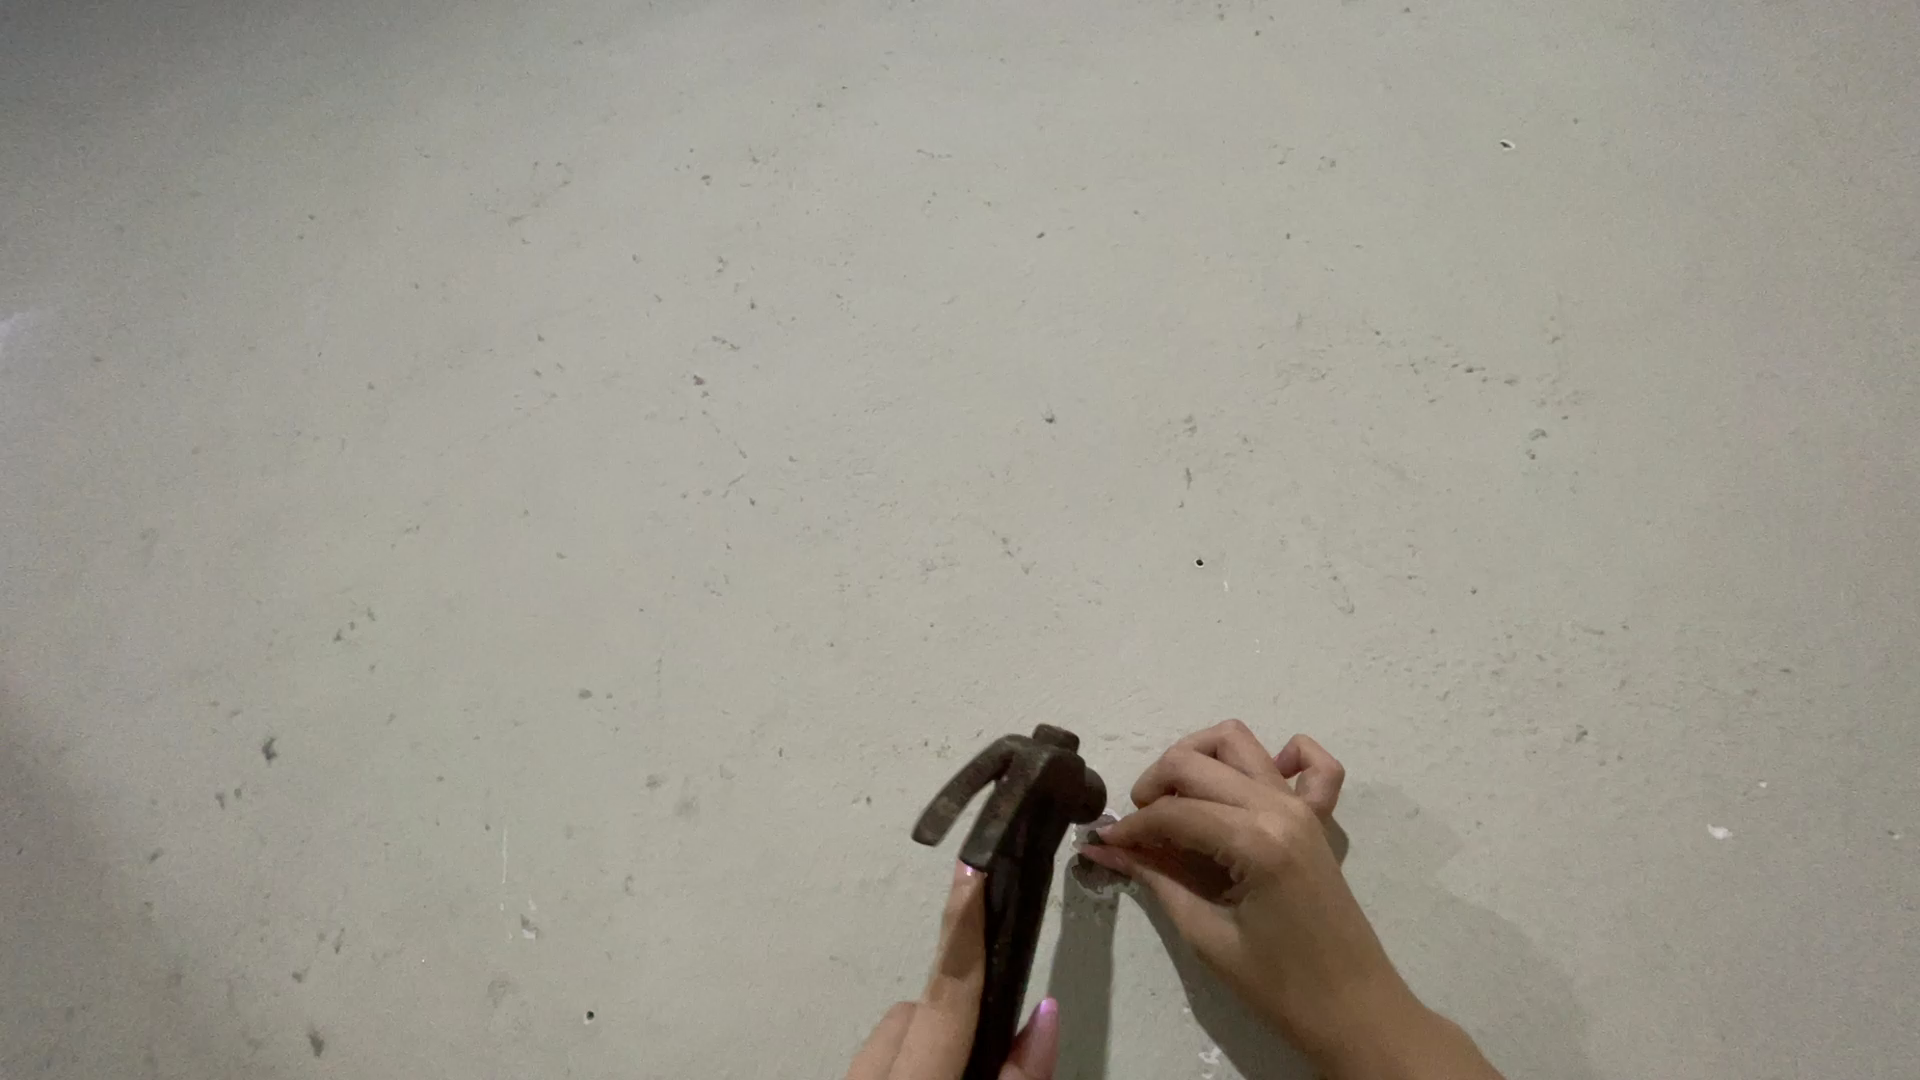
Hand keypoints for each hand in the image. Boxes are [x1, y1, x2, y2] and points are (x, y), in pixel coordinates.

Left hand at [846, 862, 1060, 1079]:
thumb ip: (1018, 1077)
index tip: (973, 868)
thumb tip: (1047, 1012)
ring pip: (893, 1033)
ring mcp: (846, 1077)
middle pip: (916, 1011)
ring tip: (957, 1075)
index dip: (964, 928)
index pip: (948, 992)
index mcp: (910, 1079)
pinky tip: (927, 1079)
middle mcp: (867, 1070)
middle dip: (953, 1020)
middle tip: (990, 1058)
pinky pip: (875, 1059)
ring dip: (927, 1047)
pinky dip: (904, 1064)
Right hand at [1078, 722, 1500, 1079]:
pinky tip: (1251, 782)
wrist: (1358, 1015)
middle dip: (1153, 786)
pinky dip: (1282, 754)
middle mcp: (1278, 807)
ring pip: (1234, 740)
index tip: (1107, 843)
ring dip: (1195, 758)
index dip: (1131, 827)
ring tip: (1178, 799)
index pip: (1173, 812)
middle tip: (1140, 829)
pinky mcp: (1316, 815)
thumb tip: (1103, 847)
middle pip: (1193, 762)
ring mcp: (1301, 806)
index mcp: (1255, 842)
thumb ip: (1154, 878)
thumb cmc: (1281, 988)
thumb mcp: (1206, 936)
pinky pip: (1310, 762)